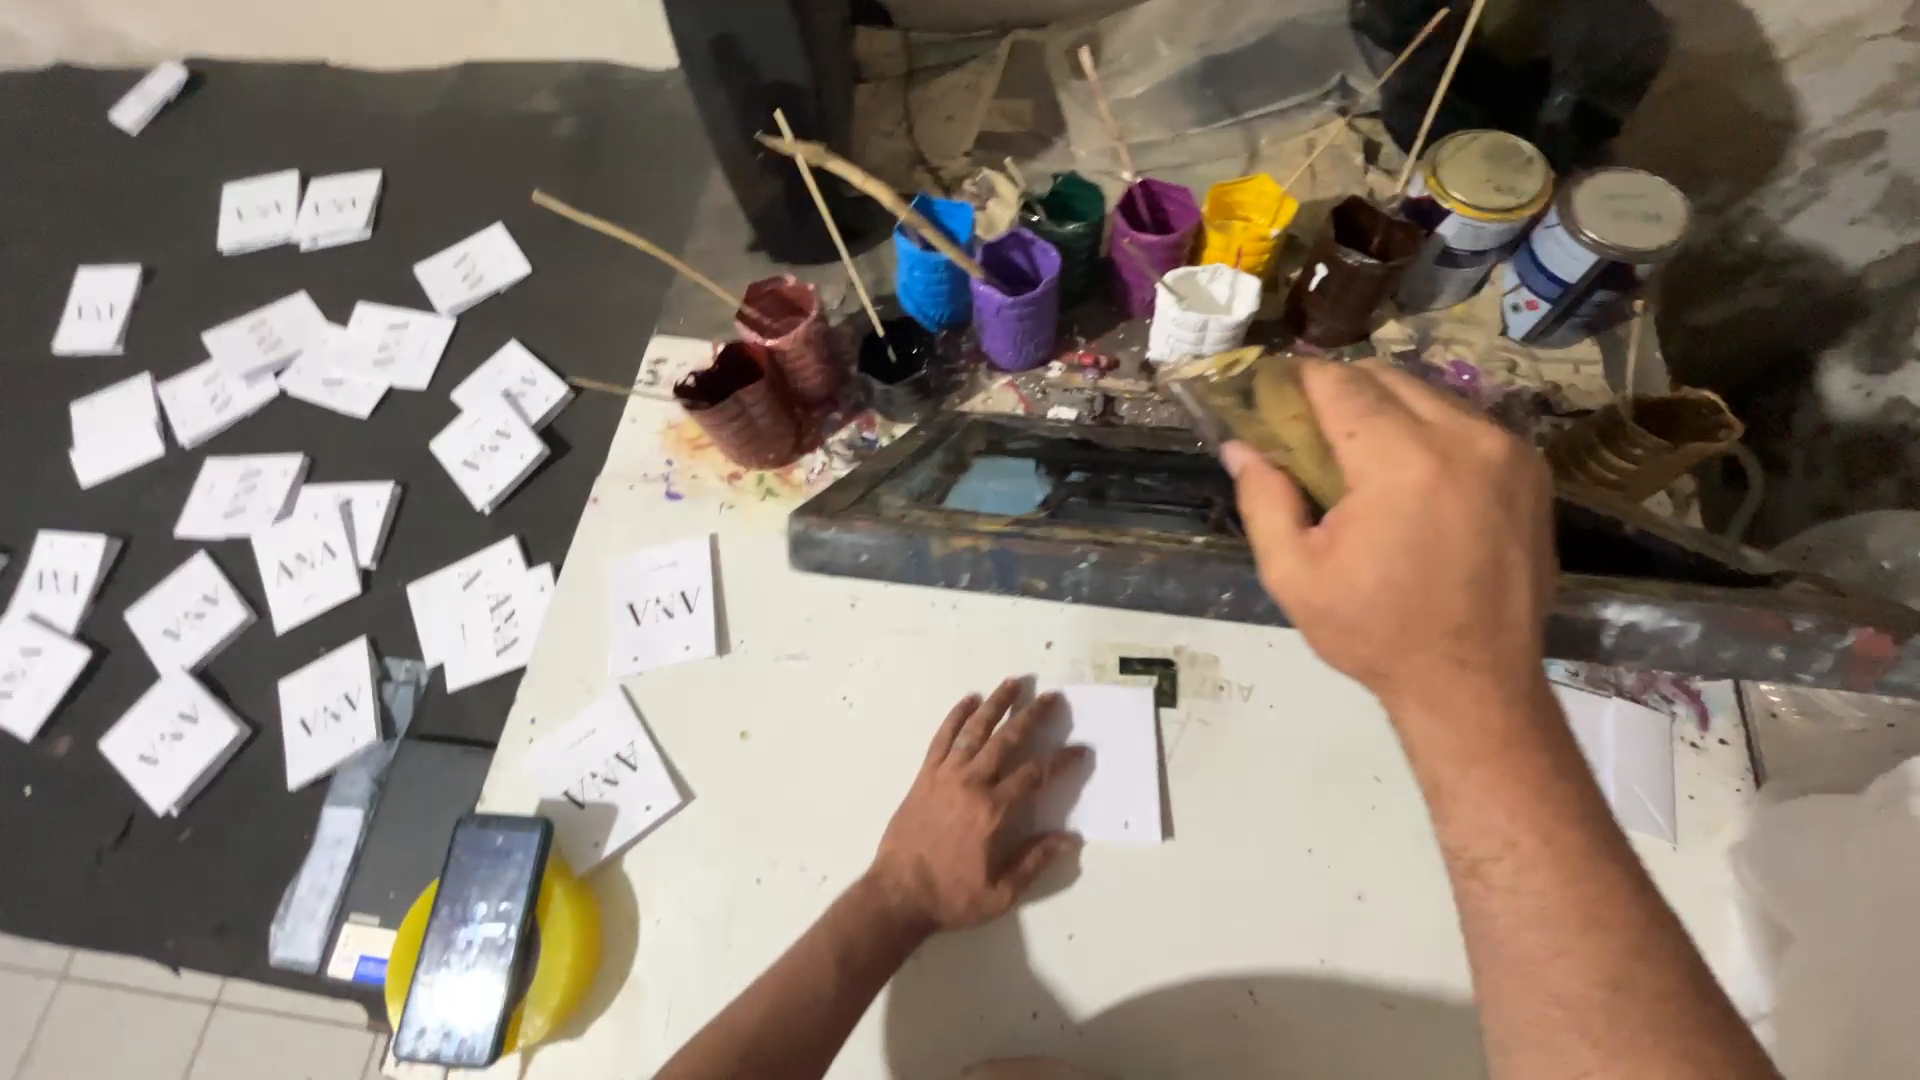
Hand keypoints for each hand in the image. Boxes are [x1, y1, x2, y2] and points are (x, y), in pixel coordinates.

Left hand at [866, 679, 1085, 933]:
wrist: (897, 894)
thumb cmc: (951, 897)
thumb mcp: (1000, 893)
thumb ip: (1034, 862)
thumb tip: (1069, 839)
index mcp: (993, 812)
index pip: (1034, 776)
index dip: (1060, 761)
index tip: (1080, 749)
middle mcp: (971, 784)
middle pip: (1007, 741)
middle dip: (1032, 716)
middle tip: (1052, 697)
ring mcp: (945, 775)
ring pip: (975, 730)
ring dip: (996, 704)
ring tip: (1014, 683)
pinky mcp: (925, 775)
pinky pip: (942, 738)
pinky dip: (955, 716)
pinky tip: (968, 699)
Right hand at [1222, 359, 1555, 711]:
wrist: (1473, 682)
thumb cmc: (1372, 631)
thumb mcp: (1293, 574)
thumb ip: (1262, 499)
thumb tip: (1239, 447)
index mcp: (1401, 463)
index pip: (1340, 385)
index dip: (1296, 380)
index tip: (1268, 390)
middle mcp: (1464, 439)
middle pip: (1385, 377)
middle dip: (1336, 389)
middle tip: (1301, 425)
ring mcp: (1507, 451)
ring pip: (1428, 393)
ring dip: (1381, 406)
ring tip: (1349, 449)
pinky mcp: (1531, 470)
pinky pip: (1464, 421)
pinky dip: (1423, 427)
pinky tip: (1400, 469)